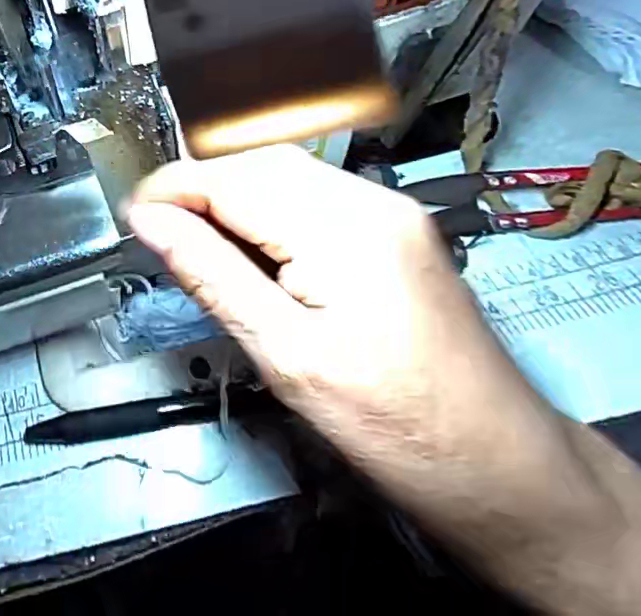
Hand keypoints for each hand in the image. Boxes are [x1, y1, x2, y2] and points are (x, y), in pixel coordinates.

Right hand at [126, 147, 623, 589]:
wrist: (513, 476)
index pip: (230, 181)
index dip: (169, 190)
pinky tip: (244, 242)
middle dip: (195, 187)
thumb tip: (144, 218)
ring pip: (280, 172)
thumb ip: (209, 273)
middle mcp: (371, 202)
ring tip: (189, 234)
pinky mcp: (393, 229)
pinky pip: (308, 194)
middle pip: (255, 164)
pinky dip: (261, 207)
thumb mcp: (284, 355)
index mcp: (345, 231)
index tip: (127, 216)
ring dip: (226, 194)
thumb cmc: (394, 428)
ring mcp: (388, 211)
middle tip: (153, 227)